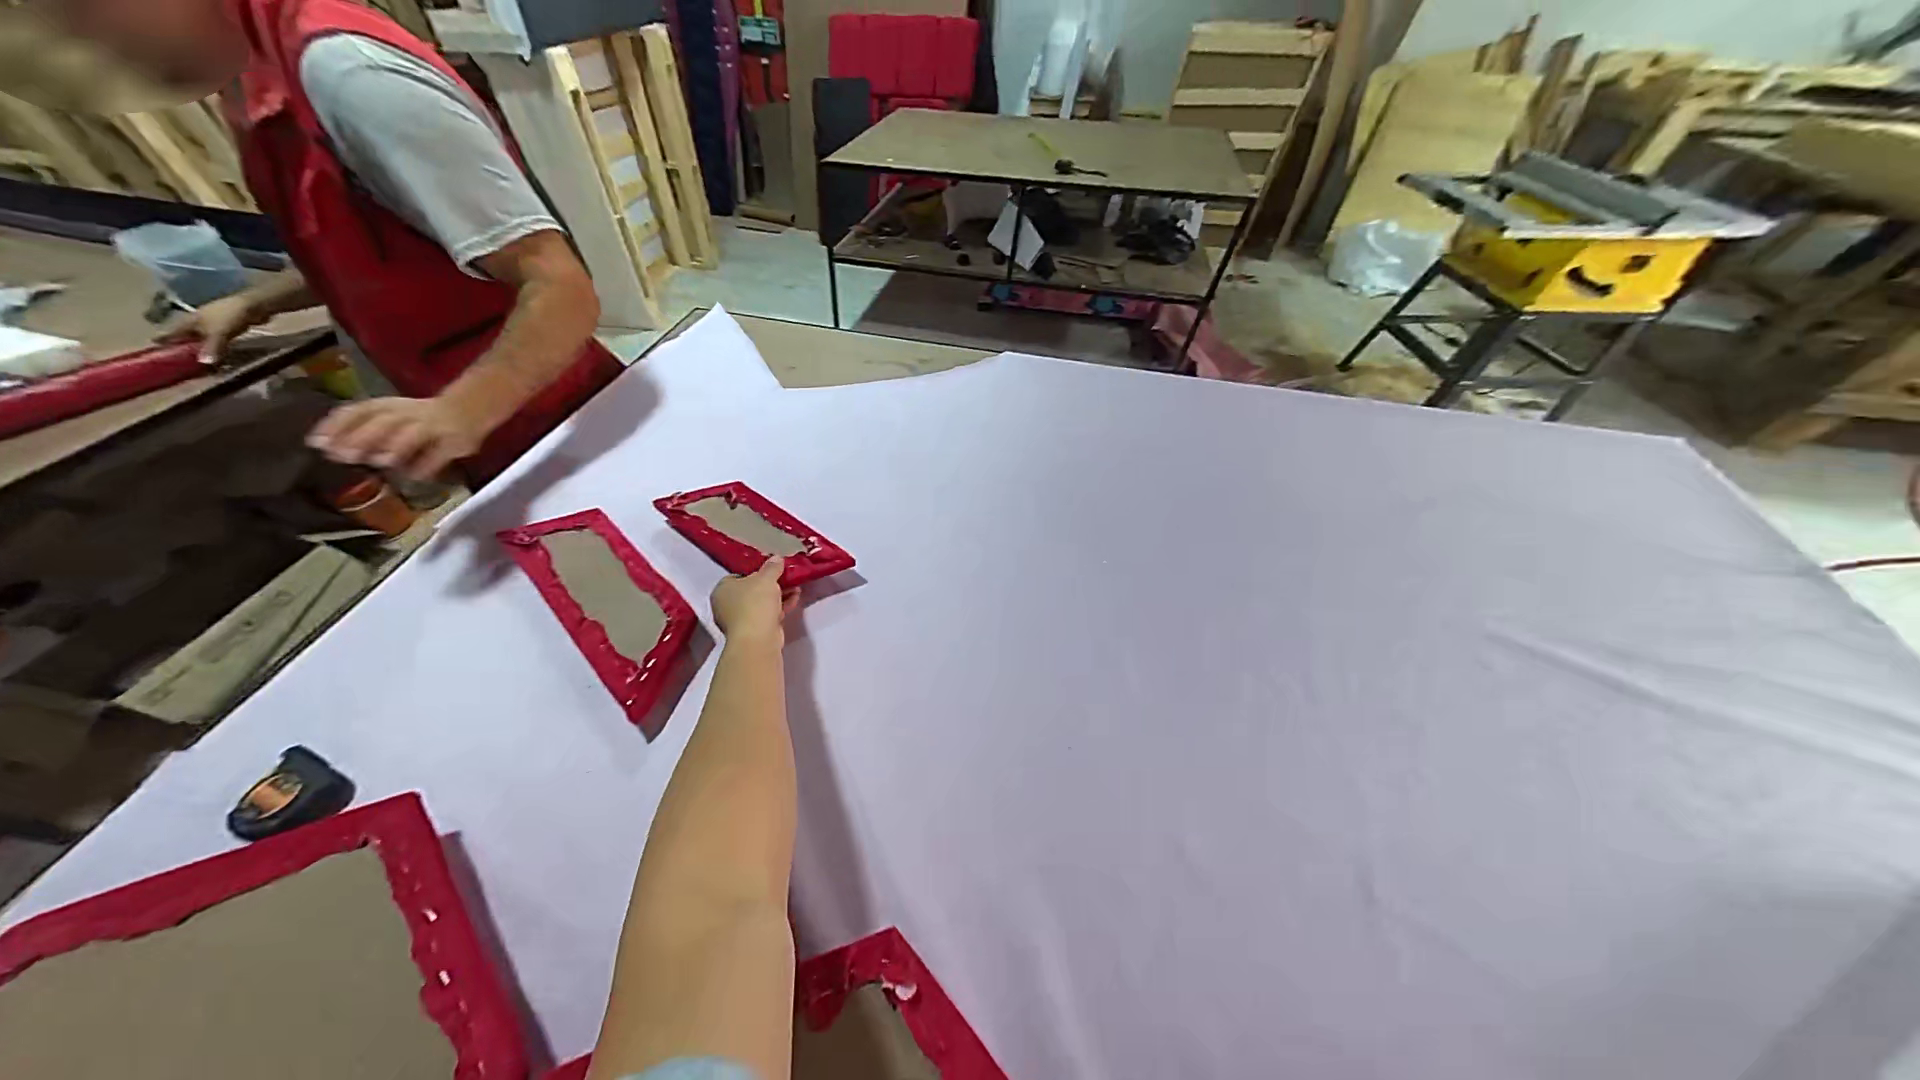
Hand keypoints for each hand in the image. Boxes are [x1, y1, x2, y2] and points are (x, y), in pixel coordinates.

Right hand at [158, 293, 263, 364]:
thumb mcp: (218, 333)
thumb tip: (202, 362)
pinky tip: (217, 356)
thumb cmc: (229, 316)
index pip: (168, 333)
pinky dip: (214, 347)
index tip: (152, 353)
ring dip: (198, 349)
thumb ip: (211, 347)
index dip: (161, 342)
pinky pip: (215, 340)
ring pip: (199, 339)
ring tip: (195, 363)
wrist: (252, 306)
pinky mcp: (224, 327)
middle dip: (179, 348)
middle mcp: (194, 322)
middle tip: (176, 362)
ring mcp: (209, 324)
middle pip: (183, 337)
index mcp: (187, 321)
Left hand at [307, 395, 487, 480]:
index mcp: (388, 406)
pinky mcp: (455, 442)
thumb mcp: (391, 416)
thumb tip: (327, 447)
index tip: (316, 444)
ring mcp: (434, 427)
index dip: (336, 426)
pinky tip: (413, 476)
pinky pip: (439, 454)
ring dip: (396, 446)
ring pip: (413, 434)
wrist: (468, 409)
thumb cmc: (421, 418)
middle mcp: (408, 413)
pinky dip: (426, 465)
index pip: (357, 411)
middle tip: (343, 456)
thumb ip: (363, 430)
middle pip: (383, 422)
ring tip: (381, 462)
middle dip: (362, 438)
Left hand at [710, 557, 797, 642]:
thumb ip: (772, 566)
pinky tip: (795, 598)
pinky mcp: (754, 631)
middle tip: (786, 577)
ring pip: (761, 603)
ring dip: (779, 595)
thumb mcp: (766, 578)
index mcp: (722, 589)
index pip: (738, 575)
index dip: (756, 571)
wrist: (758, 637)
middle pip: (751, 590)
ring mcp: (740, 620)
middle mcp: (726, 605)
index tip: (771, 569)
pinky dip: (780, 606)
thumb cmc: (755, 602)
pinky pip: (768, 614)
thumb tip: (776, 558)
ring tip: (795, 586)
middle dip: (770, 584)